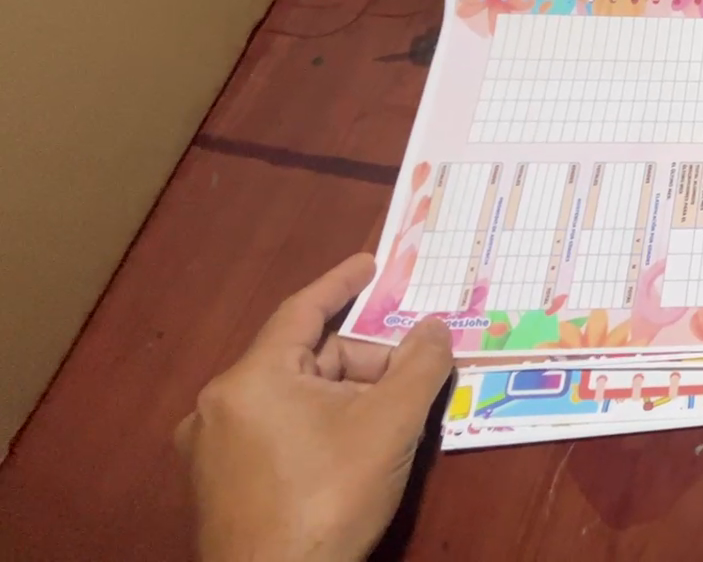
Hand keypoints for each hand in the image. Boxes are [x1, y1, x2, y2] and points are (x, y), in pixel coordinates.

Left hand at [176, 254, 453, 561]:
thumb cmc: (332, 491)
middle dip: (369, 357)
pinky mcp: (224, 480)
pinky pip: (286, 423)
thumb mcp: (395, 418)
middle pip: (312, 356)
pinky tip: (365, 436)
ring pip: (302, 392)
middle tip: (418, 367)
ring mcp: (215, 448)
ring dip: (355, 390)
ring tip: (400, 409)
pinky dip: (330, 415)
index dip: (341, 284)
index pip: (301, 312)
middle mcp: (221, 406)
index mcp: (252, 380)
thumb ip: (422, 360)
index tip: (371, 263)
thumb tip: (433, 328)